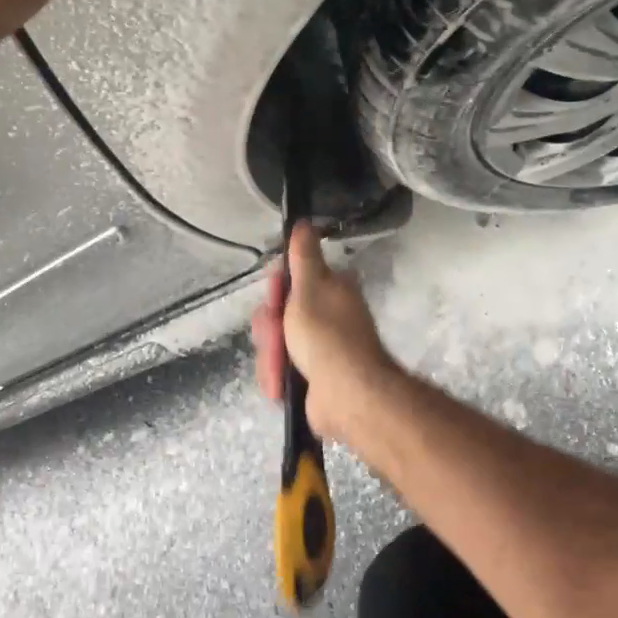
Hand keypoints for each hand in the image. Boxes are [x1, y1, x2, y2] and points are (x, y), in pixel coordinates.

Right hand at [252, 223, 400, 445]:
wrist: (346, 395)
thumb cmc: (326, 337)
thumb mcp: (309, 289)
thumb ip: (304, 256)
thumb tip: (304, 222)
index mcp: (331, 289)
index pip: (292, 279)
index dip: (276, 290)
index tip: (273, 299)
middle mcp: (328, 314)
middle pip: (280, 313)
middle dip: (270, 329)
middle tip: (274, 337)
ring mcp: (321, 345)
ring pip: (278, 342)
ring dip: (272, 356)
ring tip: (278, 368)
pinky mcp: (312, 374)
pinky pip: (282, 368)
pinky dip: (278, 376)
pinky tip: (280, 386)